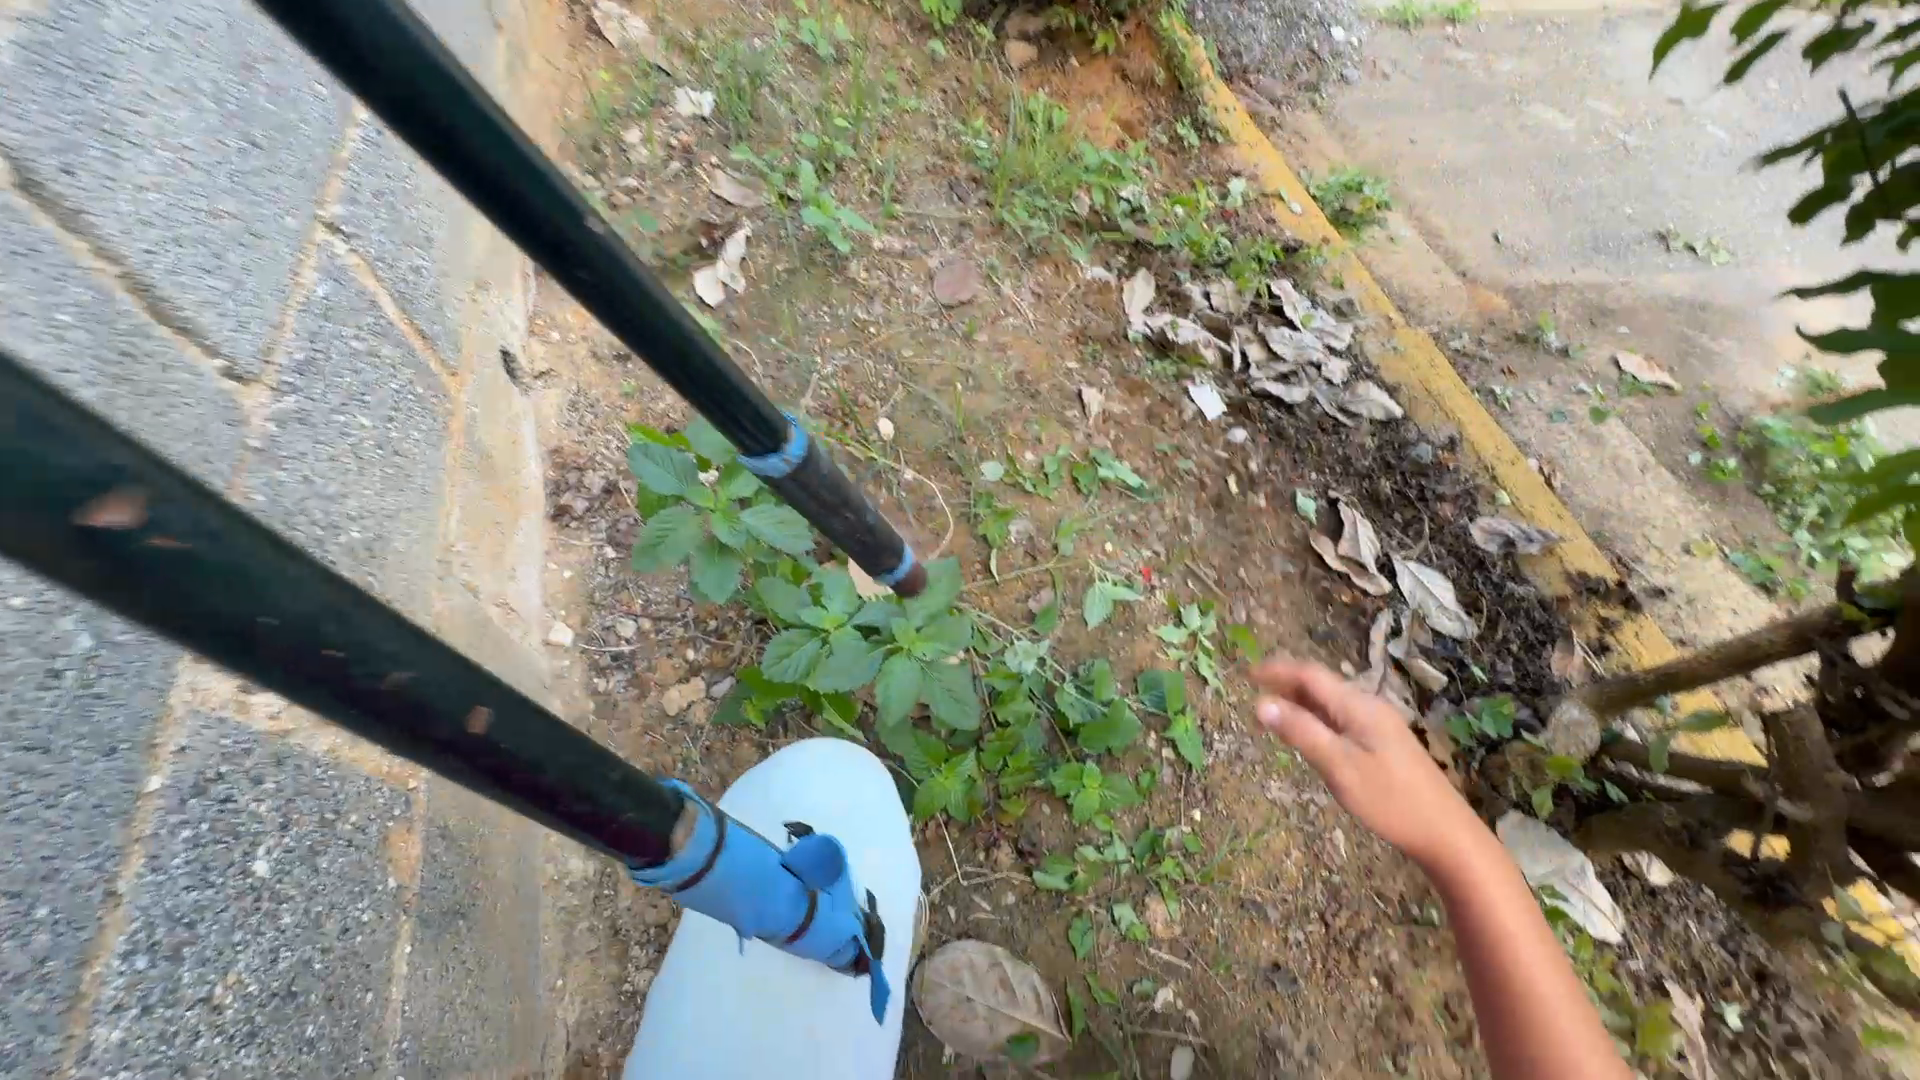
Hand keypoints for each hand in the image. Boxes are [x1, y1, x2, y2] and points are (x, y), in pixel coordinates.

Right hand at [1252, 659, 1484, 871]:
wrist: (1447, 834)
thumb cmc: (1389, 800)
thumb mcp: (1338, 766)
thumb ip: (1300, 731)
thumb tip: (1260, 704)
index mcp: (1357, 706)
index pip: (1309, 675)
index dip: (1277, 670)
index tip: (1247, 675)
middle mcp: (1368, 707)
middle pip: (1320, 685)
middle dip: (1285, 686)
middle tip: (1254, 697)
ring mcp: (1378, 725)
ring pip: (1330, 704)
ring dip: (1299, 703)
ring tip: (1272, 716)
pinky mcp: (1383, 744)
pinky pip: (1341, 719)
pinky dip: (1315, 720)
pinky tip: (1307, 736)